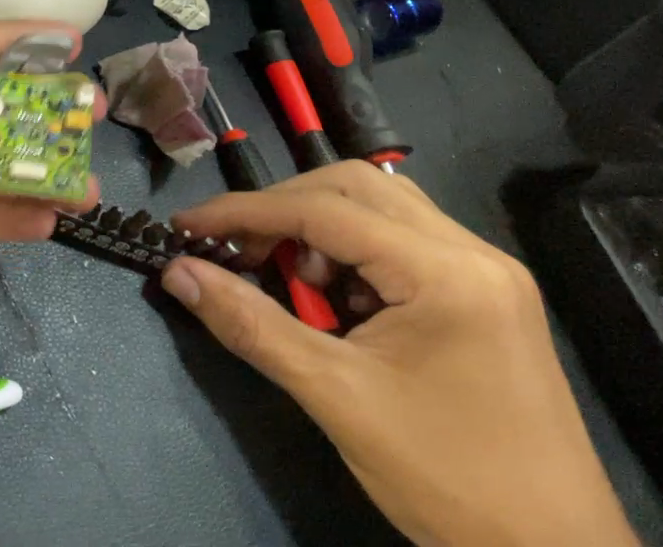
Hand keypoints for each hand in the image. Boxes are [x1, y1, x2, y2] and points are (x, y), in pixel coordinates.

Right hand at [162, 163, 637, 546]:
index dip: (243, 211)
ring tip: (285, 277)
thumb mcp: (334, 395)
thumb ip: (250, 324)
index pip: (323, 210)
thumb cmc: (445, 475)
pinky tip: (334, 302)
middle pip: (355, 188)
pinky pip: (402, 243)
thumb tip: (176, 271)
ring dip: (317, 228)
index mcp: (445, 272)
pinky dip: (350, 254)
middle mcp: (473, 254)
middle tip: (236, 248)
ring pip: (380, 209)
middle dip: (282, 208)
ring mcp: (486, 275)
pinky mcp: (483, 299)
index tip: (185, 227)